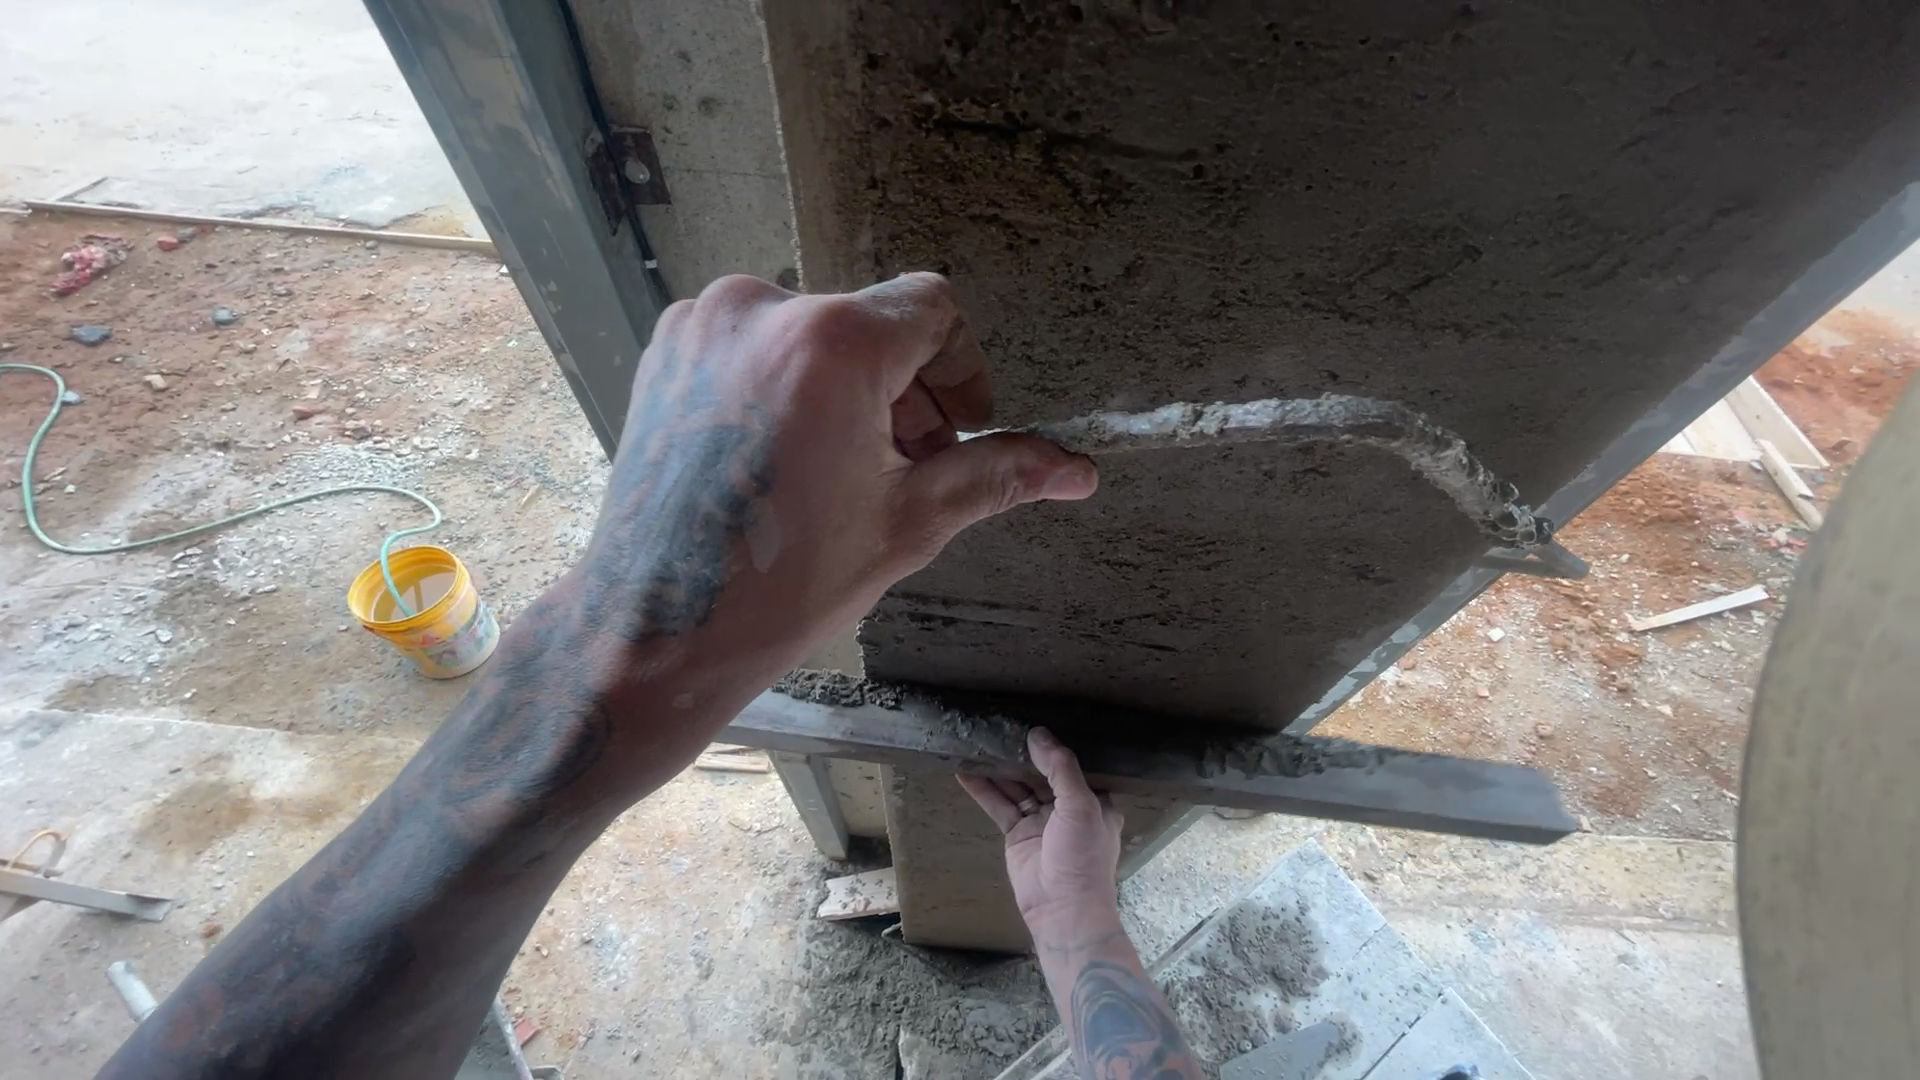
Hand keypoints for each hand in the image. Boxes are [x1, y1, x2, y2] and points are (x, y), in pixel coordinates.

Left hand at [570, 272, 1097, 714]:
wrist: (657, 629)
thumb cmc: (784, 584)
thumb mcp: (909, 523)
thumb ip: (998, 476)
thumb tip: (1077, 470)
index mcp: (830, 343)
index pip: (934, 308)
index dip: (964, 370)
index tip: (961, 428)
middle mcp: (760, 309)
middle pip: (876, 324)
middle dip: (912, 390)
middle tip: (915, 463)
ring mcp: (704, 326)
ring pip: (819, 334)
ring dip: (857, 389)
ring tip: (857, 466)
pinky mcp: (671, 352)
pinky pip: (764, 345)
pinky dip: (799, 385)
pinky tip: (799, 456)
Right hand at [959, 728, 1126, 944]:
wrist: (1064, 910)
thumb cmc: (1082, 855)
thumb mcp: (1081, 804)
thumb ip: (1060, 767)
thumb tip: (1038, 734)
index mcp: (1092, 800)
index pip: (1071, 766)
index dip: (1052, 746)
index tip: (1032, 723)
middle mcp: (1066, 808)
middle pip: (1040, 773)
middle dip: (1021, 754)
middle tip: (998, 727)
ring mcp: (1039, 821)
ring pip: (1016, 787)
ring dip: (998, 768)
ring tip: (976, 743)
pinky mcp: (1016, 834)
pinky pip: (999, 806)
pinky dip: (983, 789)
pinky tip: (965, 772)